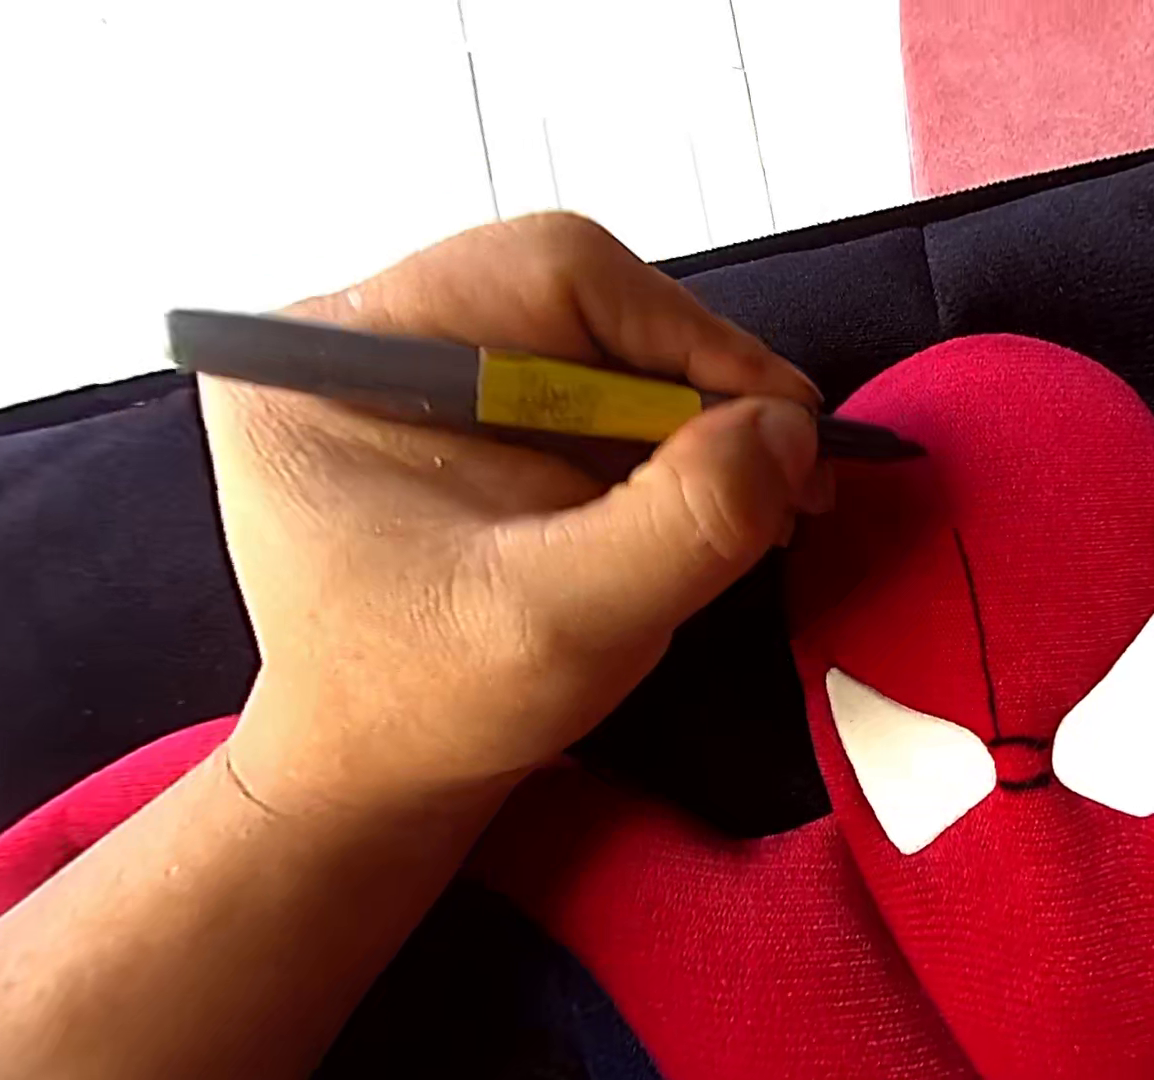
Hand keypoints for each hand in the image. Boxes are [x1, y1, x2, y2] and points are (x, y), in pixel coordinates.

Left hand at [200, 212, 831, 815]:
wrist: (390, 763)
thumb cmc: (439, 702)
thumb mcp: (567, 622)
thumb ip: (685, 523)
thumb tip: (791, 430)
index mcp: (358, 358)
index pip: (560, 276)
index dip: (693, 335)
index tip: (785, 421)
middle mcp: (406, 345)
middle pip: (608, 316)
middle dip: (718, 394)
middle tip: (795, 473)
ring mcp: (463, 386)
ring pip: (634, 363)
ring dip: (719, 431)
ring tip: (771, 503)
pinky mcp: (508, 430)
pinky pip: (629, 410)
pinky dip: (697, 456)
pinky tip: (728, 507)